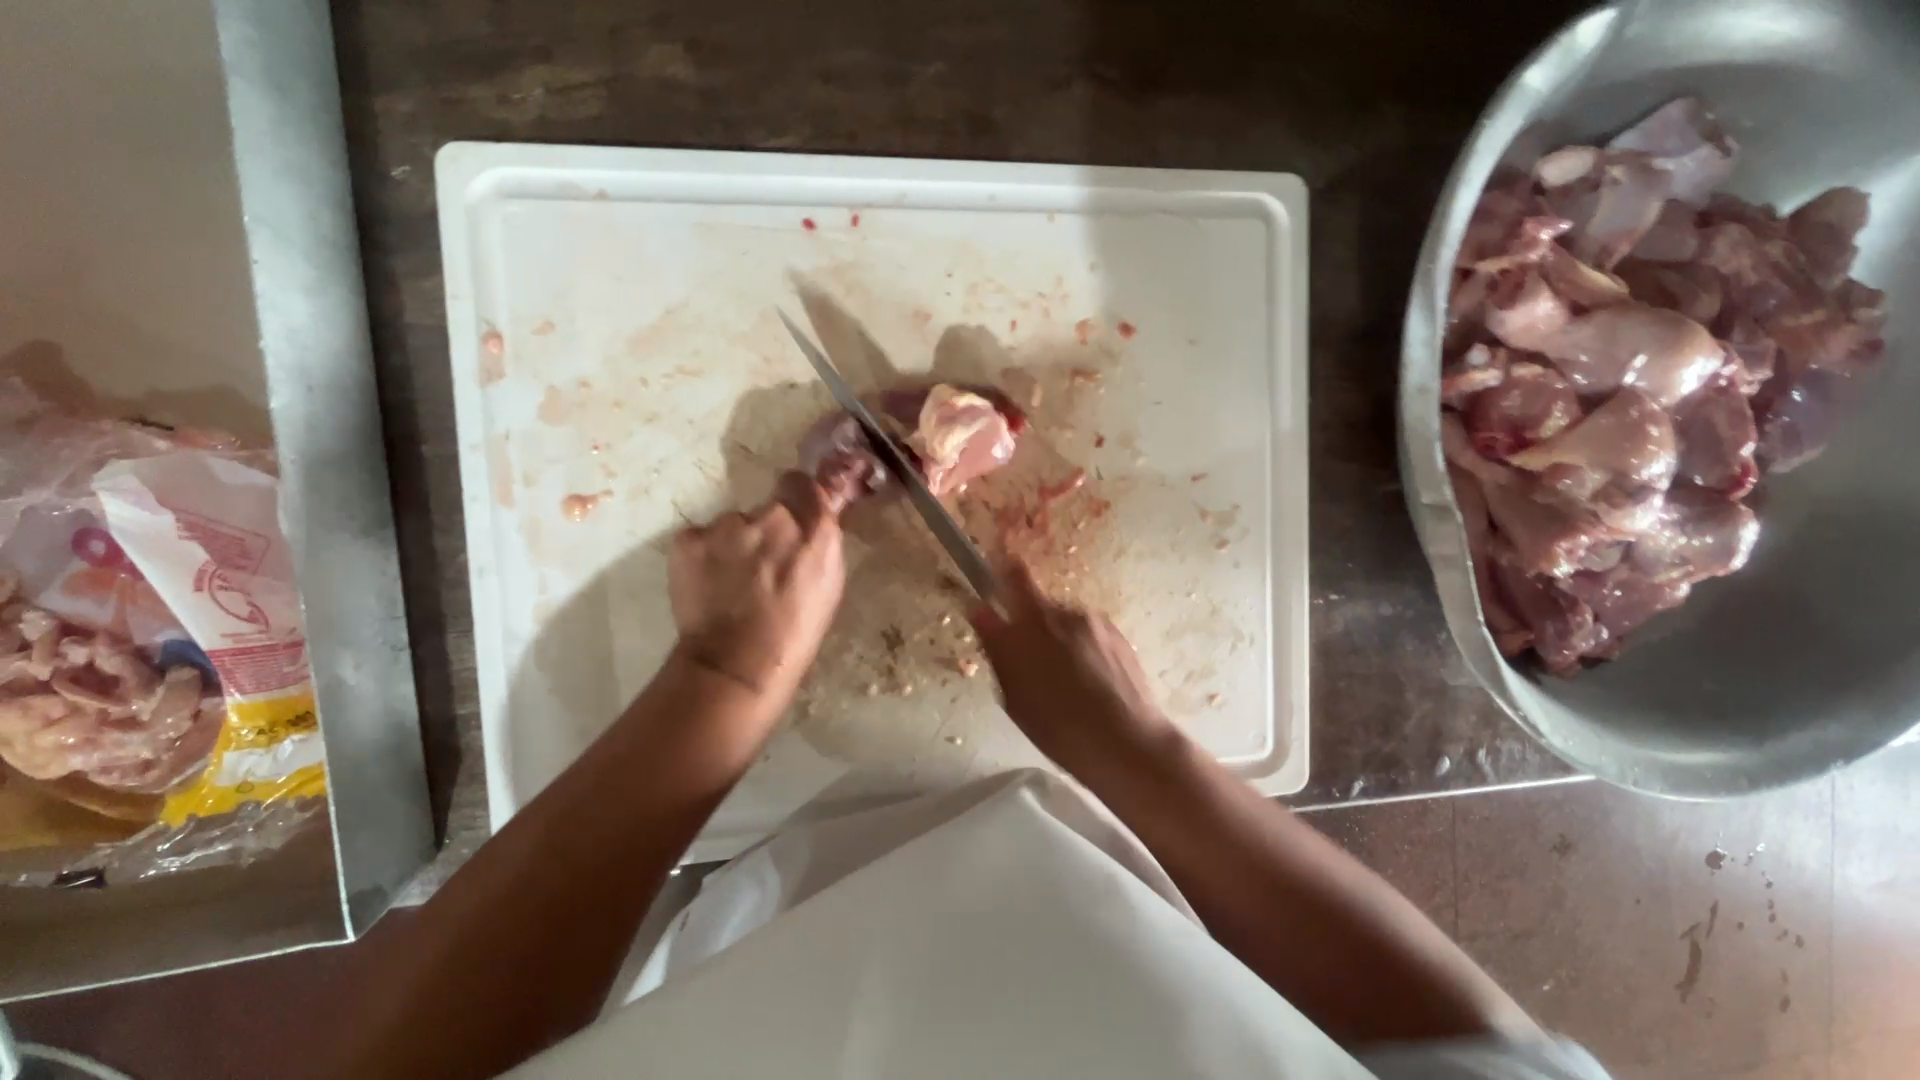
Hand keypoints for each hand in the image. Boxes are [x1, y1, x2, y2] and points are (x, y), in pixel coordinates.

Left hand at [669, 471, 845, 699]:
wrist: (737, 665)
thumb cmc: (794, 636)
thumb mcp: (827, 587)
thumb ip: (819, 547)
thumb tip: (810, 528)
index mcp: (815, 531)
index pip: (803, 485)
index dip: (796, 498)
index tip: (793, 515)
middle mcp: (774, 518)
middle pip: (768, 508)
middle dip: (765, 530)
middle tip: (759, 566)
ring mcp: (727, 525)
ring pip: (731, 526)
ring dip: (732, 546)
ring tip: (729, 586)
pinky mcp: (689, 539)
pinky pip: (698, 540)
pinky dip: (702, 559)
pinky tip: (707, 588)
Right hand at [970, 562, 1177, 773]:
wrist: (1127, 743)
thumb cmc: (1060, 730)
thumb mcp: (1015, 697)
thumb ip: (998, 649)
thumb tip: (979, 610)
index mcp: (1032, 625)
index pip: (1013, 576)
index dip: (1001, 570)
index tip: (994, 572)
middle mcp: (1062, 614)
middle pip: (1037, 602)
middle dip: (1028, 621)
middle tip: (1030, 660)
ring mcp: (1093, 623)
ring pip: (1063, 621)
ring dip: (1057, 639)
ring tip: (1062, 681)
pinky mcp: (1117, 634)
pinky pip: (1087, 632)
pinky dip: (1080, 648)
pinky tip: (1086, 681)